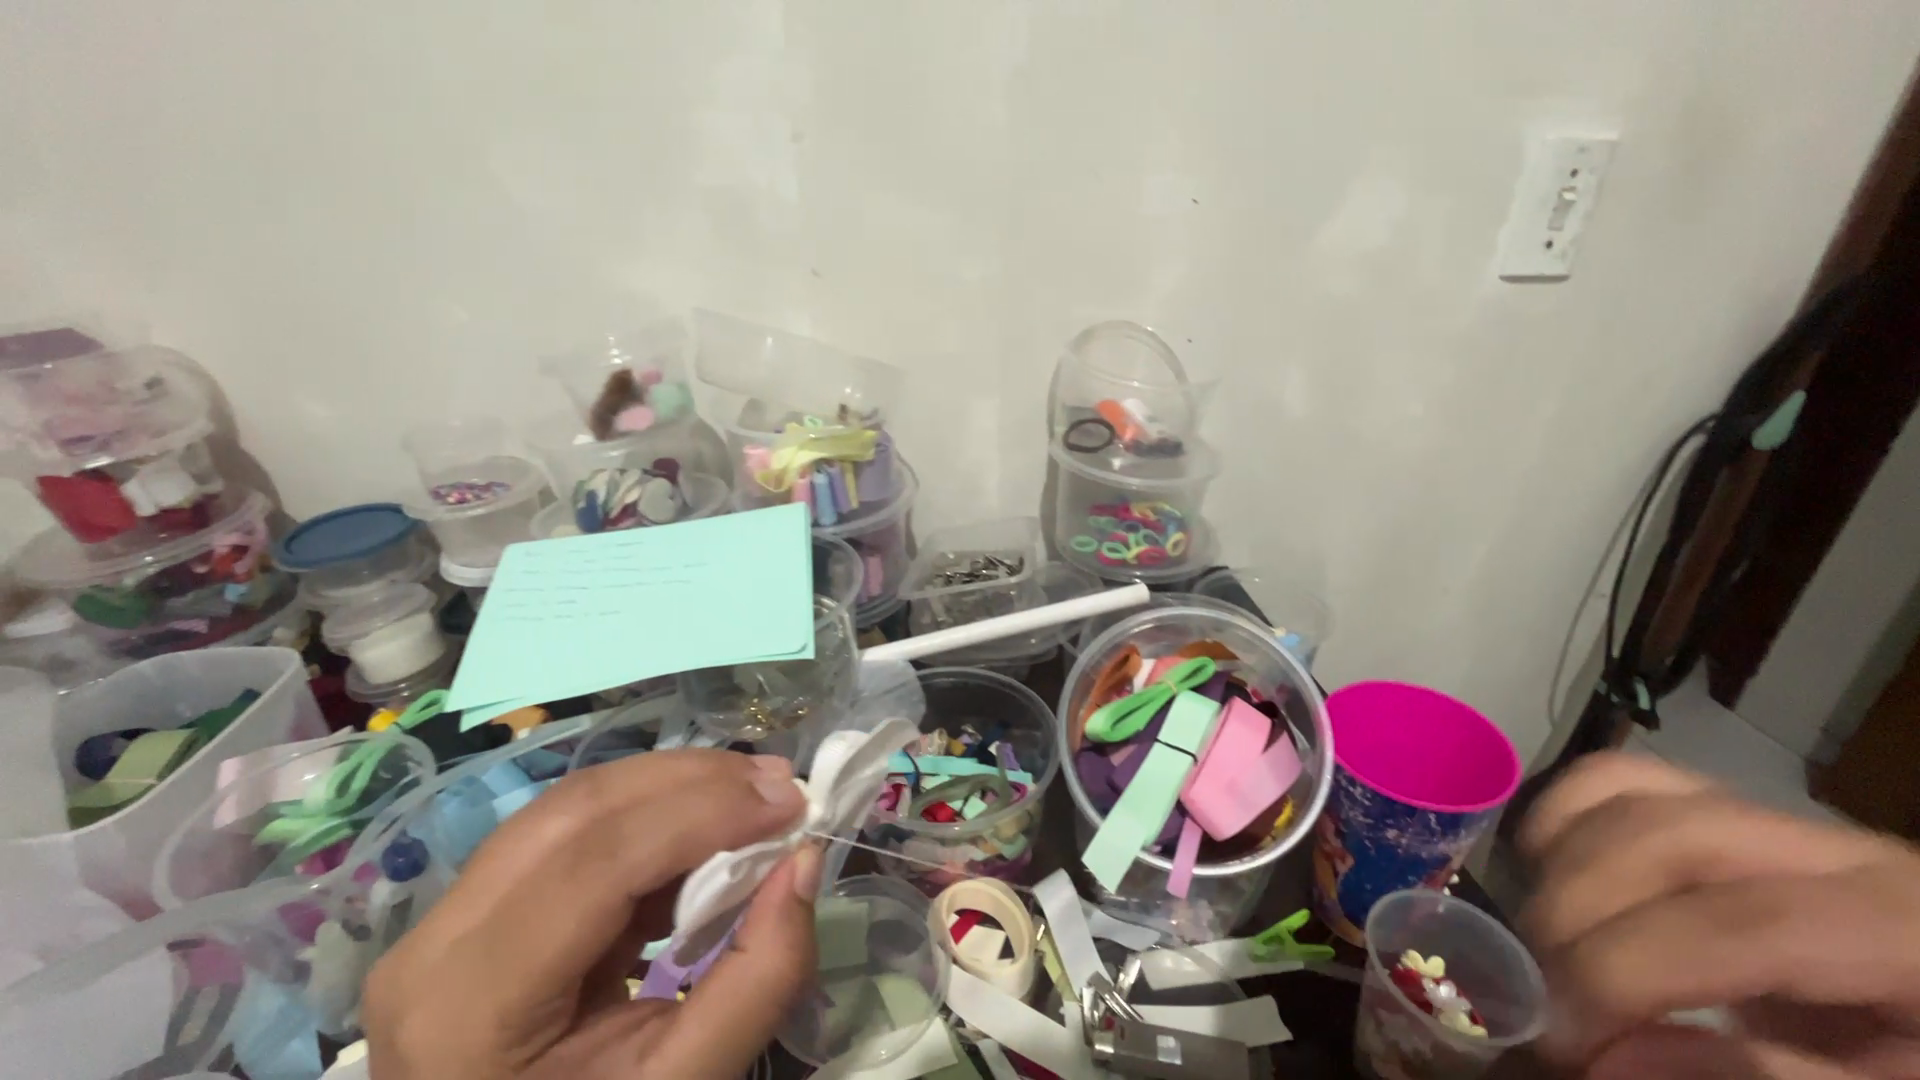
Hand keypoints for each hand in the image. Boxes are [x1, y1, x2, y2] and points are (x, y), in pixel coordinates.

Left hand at [363, 748, 817, 1079]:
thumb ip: (756, 980)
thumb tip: (803, 861)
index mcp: (470, 1004)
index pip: (597, 864)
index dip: (703, 815)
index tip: (791, 801)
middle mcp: (435, 940)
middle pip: (577, 812)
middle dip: (692, 782)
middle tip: (780, 784)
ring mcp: (445, 918)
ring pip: (571, 806)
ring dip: (672, 787)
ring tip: (753, 792)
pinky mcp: (473, 907)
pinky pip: (570, 833)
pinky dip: (649, 818)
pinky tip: (704, 830)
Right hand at [1518, 752, 1919, 1078]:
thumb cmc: (1918, 1069)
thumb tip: (1612, 1058)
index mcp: (1905, 925)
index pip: (1741, 921)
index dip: (1627, 971)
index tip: (1563, 1037)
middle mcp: (1833, 848)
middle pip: (1665, 836)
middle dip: (1575, 913)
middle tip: (1541, 996)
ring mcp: (1766, 818)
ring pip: (1626, 792)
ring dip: (1557, 866)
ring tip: (1542, 946)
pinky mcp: (1717, 814)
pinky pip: (1616, 781)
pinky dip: (1560, 817)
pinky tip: (1546, 877)